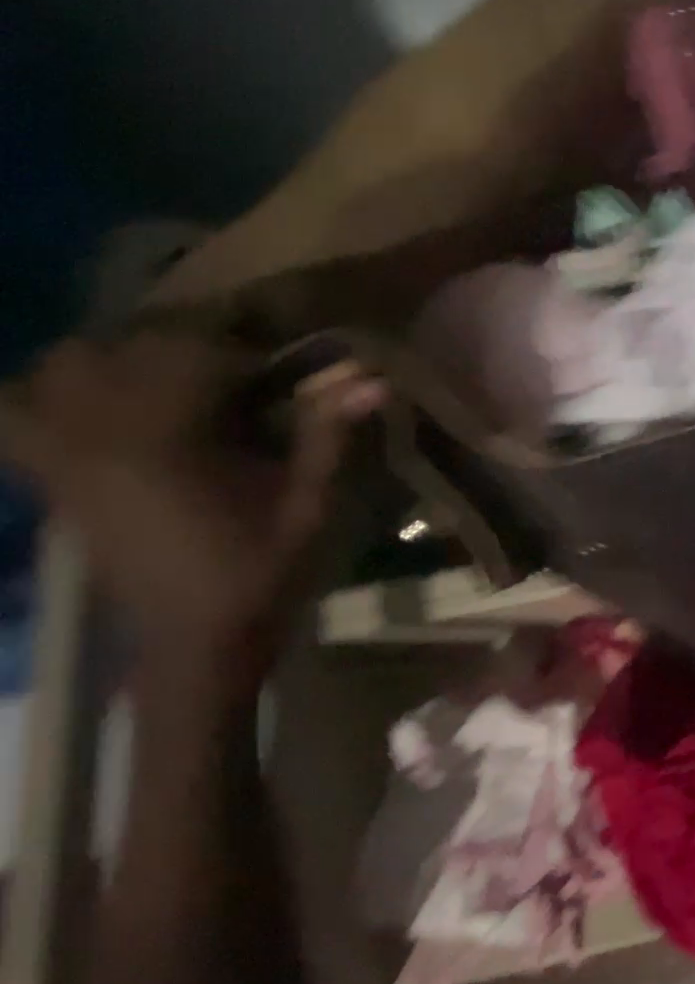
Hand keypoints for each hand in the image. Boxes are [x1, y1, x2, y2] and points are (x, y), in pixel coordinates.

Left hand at [0, 335, 380, 682]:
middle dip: (183, 348)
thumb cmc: (263, 570)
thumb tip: (370, 380)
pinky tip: (101, 405)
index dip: (245, 352)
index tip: (286, 370)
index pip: (193, 356)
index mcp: (165, 442)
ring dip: (116, 360)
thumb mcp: (309, 505)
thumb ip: (328, 437)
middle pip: (122, 350)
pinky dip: (52, 394)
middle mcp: (99, 436)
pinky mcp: (52, 476)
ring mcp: (64, 455)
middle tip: (236, 373)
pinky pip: (19, 413)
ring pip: (62, 369)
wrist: (195, 635)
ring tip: (170, 381)